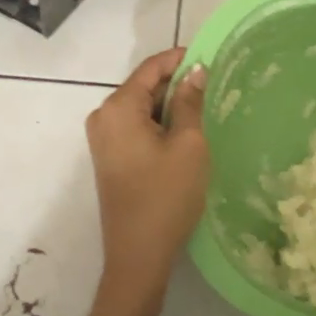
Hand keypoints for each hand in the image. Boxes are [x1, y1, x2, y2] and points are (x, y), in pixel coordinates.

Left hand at [85, 48, 209, 287]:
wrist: (138, 257)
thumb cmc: (166, 196)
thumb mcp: (188, 144)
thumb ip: (190, 102)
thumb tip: (196, 71)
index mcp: (118, 107)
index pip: (151, 68)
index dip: (180, 59)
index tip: (210, 58)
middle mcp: (103, 116)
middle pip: (143, 85)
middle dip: (176, 83)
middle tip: (212, 86)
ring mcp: (103, 138)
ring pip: (141, 107)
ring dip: (169, 105)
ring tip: (203, 108)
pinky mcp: (110, 157)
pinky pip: (135, 126)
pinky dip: (158, 123)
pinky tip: (183, 132)